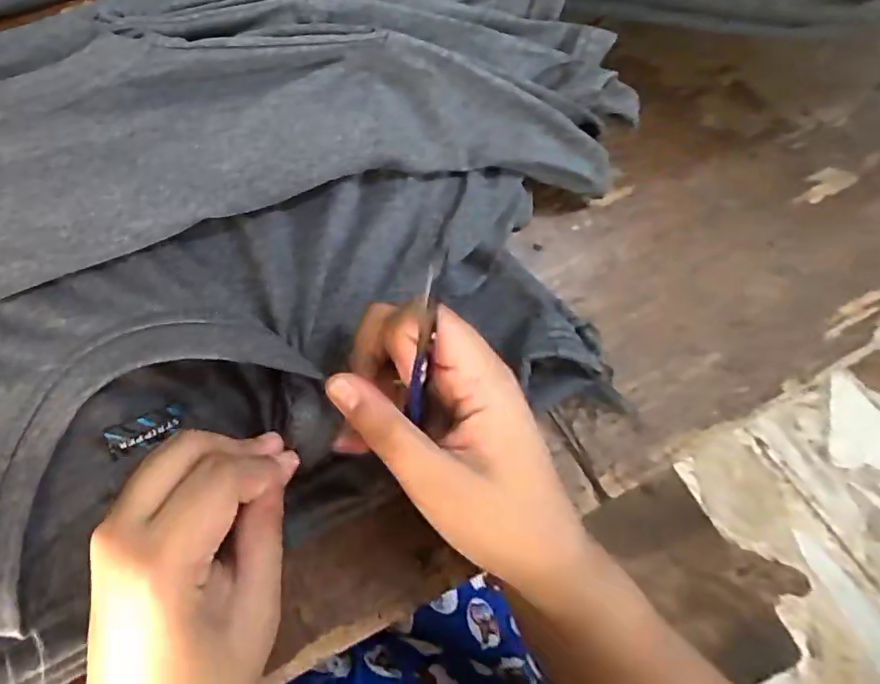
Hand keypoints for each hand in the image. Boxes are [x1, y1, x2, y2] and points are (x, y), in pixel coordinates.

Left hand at [87, 430, 298, 683]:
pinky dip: (189, 469)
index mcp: (158, 559)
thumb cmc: (206, 679)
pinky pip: (151, 477)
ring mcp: (106, 528)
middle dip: (234, 446)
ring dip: (212, 452)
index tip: (294, 461)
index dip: (258, 464)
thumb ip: (264, 532)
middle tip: (277, 453)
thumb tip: (278, 468)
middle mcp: (121, 529)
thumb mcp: (253, 612)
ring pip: (164, 456)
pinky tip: (222, 479)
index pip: (216, 479)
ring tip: (256, 462)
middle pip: (183, 451)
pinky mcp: (105, 532)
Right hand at [326, 304, 592, 596]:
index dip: (391, 338)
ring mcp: (461, 386)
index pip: (423, 315)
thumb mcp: (432, 480)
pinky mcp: (453, 406)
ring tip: (355, 435)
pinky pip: (407, 385)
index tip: (379, 387)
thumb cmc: (498, 522)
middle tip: (359, 407)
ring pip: (401, 355)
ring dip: (372, 386)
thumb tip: (333, 380)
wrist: (546, 564)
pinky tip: (363, 441)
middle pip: (407, 327)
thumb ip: (383, 426)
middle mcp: (470, 367)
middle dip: (372, 358)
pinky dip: (383, 405)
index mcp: (479, 373)